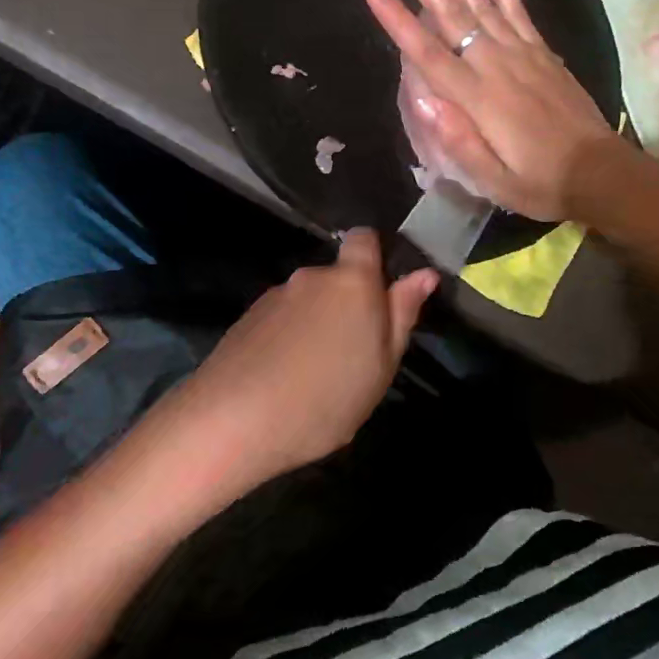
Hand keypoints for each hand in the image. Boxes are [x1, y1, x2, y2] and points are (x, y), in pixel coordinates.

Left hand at [140, 230, 437, 496]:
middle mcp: (310, 277)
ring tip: (314, 376)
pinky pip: (280, 320)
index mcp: (351, 282)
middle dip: (346, 306)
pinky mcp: (246, 318)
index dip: (374, 256)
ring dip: (315, 325)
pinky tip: (283, 378)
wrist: (234, 419)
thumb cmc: (326, 399)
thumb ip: (400, 315)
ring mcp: (274, 296)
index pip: (364, 239)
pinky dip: (287, 339)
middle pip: (336, 278)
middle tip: (352, 356)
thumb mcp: (381, 366)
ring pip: (307, 302)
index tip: (380, 293)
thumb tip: (423, 273)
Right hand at [366, 0, 632, 221]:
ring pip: (481, 1)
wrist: (599, 172)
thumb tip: (421, 100)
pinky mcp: (540, 51)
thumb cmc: (537, 183)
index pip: (429, 53)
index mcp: (478, 99)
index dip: (399, 21)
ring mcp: (522, 53)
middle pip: (453, 13)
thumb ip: (458, 142)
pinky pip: (516, 8)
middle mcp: (497, 65)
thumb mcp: (492, 181)